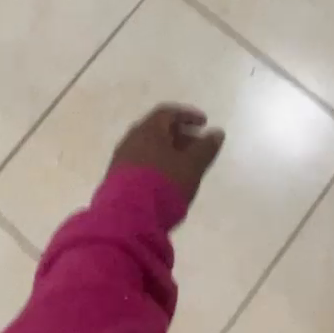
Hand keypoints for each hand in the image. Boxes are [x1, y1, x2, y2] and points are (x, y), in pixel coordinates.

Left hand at [109, 105, 225, 205]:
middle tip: (196, 144)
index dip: (188, 115)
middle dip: (179, 134)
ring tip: (184, 164)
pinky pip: (140, 162)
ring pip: (148, 147)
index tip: (204, 123)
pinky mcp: (115, 179)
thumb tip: (217, 132)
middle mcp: (132, 139)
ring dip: (167, 151)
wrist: (126, 219)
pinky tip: (166, 179)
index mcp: (149, 130)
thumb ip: (206, 147)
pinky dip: (156, 164)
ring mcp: (121, 160)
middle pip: (157, 129)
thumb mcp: (192, 165)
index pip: (169, 113)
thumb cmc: (164, 184)